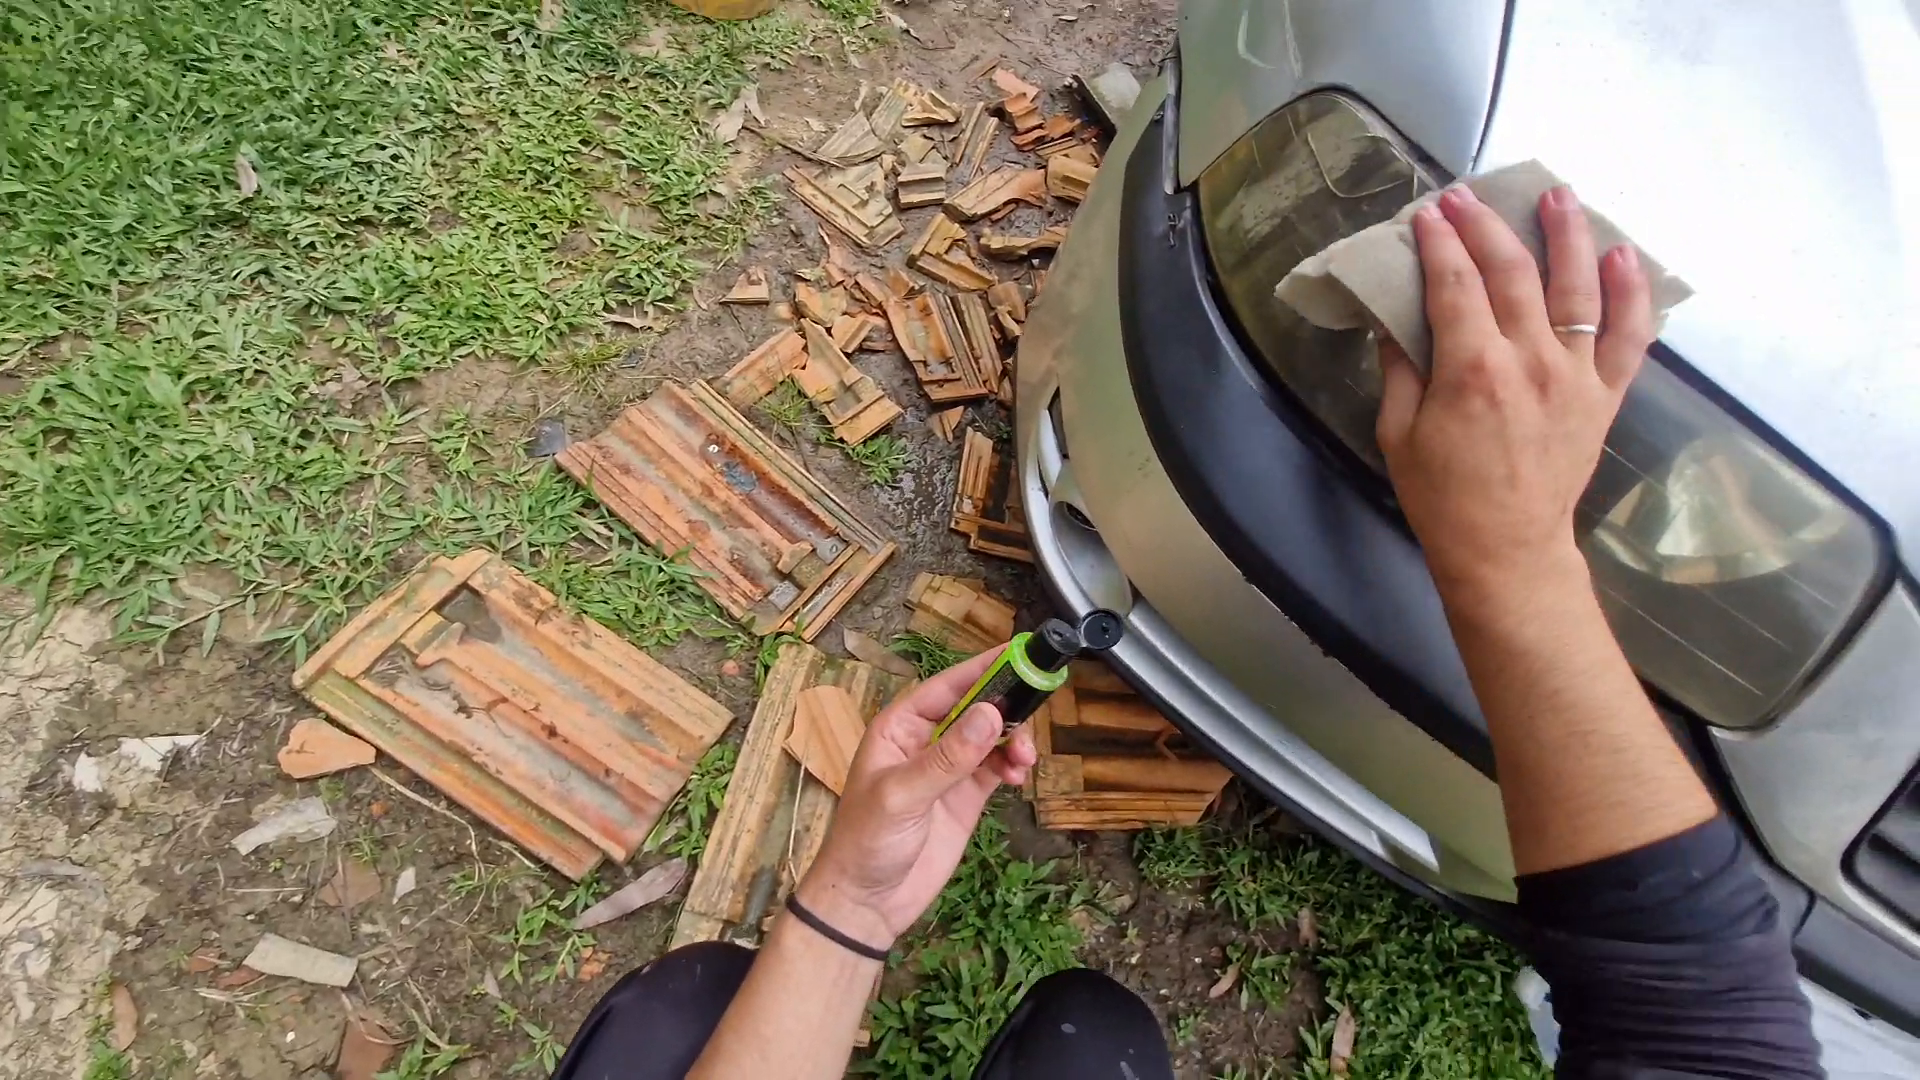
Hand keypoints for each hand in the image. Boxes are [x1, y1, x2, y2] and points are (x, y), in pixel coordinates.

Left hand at [795, 647, 1036, 948]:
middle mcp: (926, 739)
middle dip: (1006, 707)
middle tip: (1034, 710)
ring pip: (992, 735)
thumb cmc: (867, 842)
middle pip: (976, 707)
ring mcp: (949, 767)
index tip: (1019, 653)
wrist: (867, 903)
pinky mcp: (966, 794)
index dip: (982, 668)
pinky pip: (997, 766)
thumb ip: (948, 757)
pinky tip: (1018, 777)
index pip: (947, 686)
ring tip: (1024, 760)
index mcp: (900, 726)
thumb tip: (991, 713)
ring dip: (1013, 740)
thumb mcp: (903, 796)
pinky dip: (1012, 765)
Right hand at [1376, 184, 1655, 600]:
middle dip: (1485, 228)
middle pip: (1511, 275)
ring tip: (1556, 195)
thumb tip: (1397, 324)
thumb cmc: (1437, 493)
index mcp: (1470, 370)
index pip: (1454, 287)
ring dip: (1565, 235)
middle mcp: (1529, 360)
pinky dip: (1630, 291)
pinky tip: (1621, 256)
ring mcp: (1575, 373)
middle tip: (1467, 196)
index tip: (1428, 213)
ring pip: (1577, 288)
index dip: (1440, 245)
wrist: (1502, 543)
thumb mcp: (1397, 433)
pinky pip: (1627, 332)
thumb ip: (1401, 373)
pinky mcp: (1604, 392)